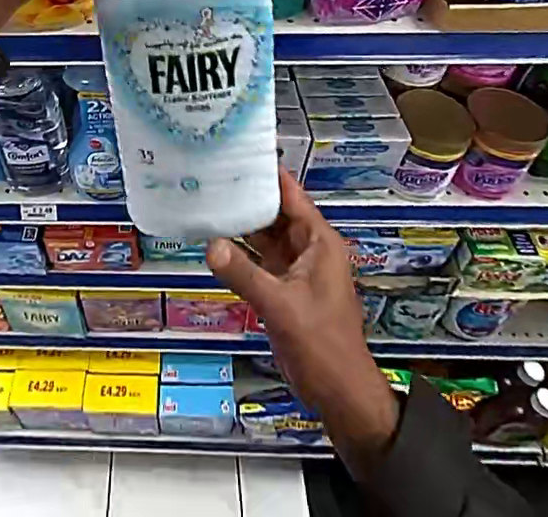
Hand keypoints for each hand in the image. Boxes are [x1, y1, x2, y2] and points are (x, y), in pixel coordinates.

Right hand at [207, 170, 398, 476]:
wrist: (339, 392)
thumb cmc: (322, 344)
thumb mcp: (281, 306)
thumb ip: (245, 274)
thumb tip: (210, 244)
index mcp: (318, 242)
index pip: (292, 196)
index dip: (268, 174)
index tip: (240, 154)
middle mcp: (307, 248)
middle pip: (275, 213)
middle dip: (247, 197)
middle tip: (212, 176)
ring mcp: (295, 269)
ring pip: (264, 236)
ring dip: (241, 224)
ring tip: (207, 202)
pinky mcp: (283, 289)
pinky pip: (259, 261)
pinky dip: (239, 252)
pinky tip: (214, 243)